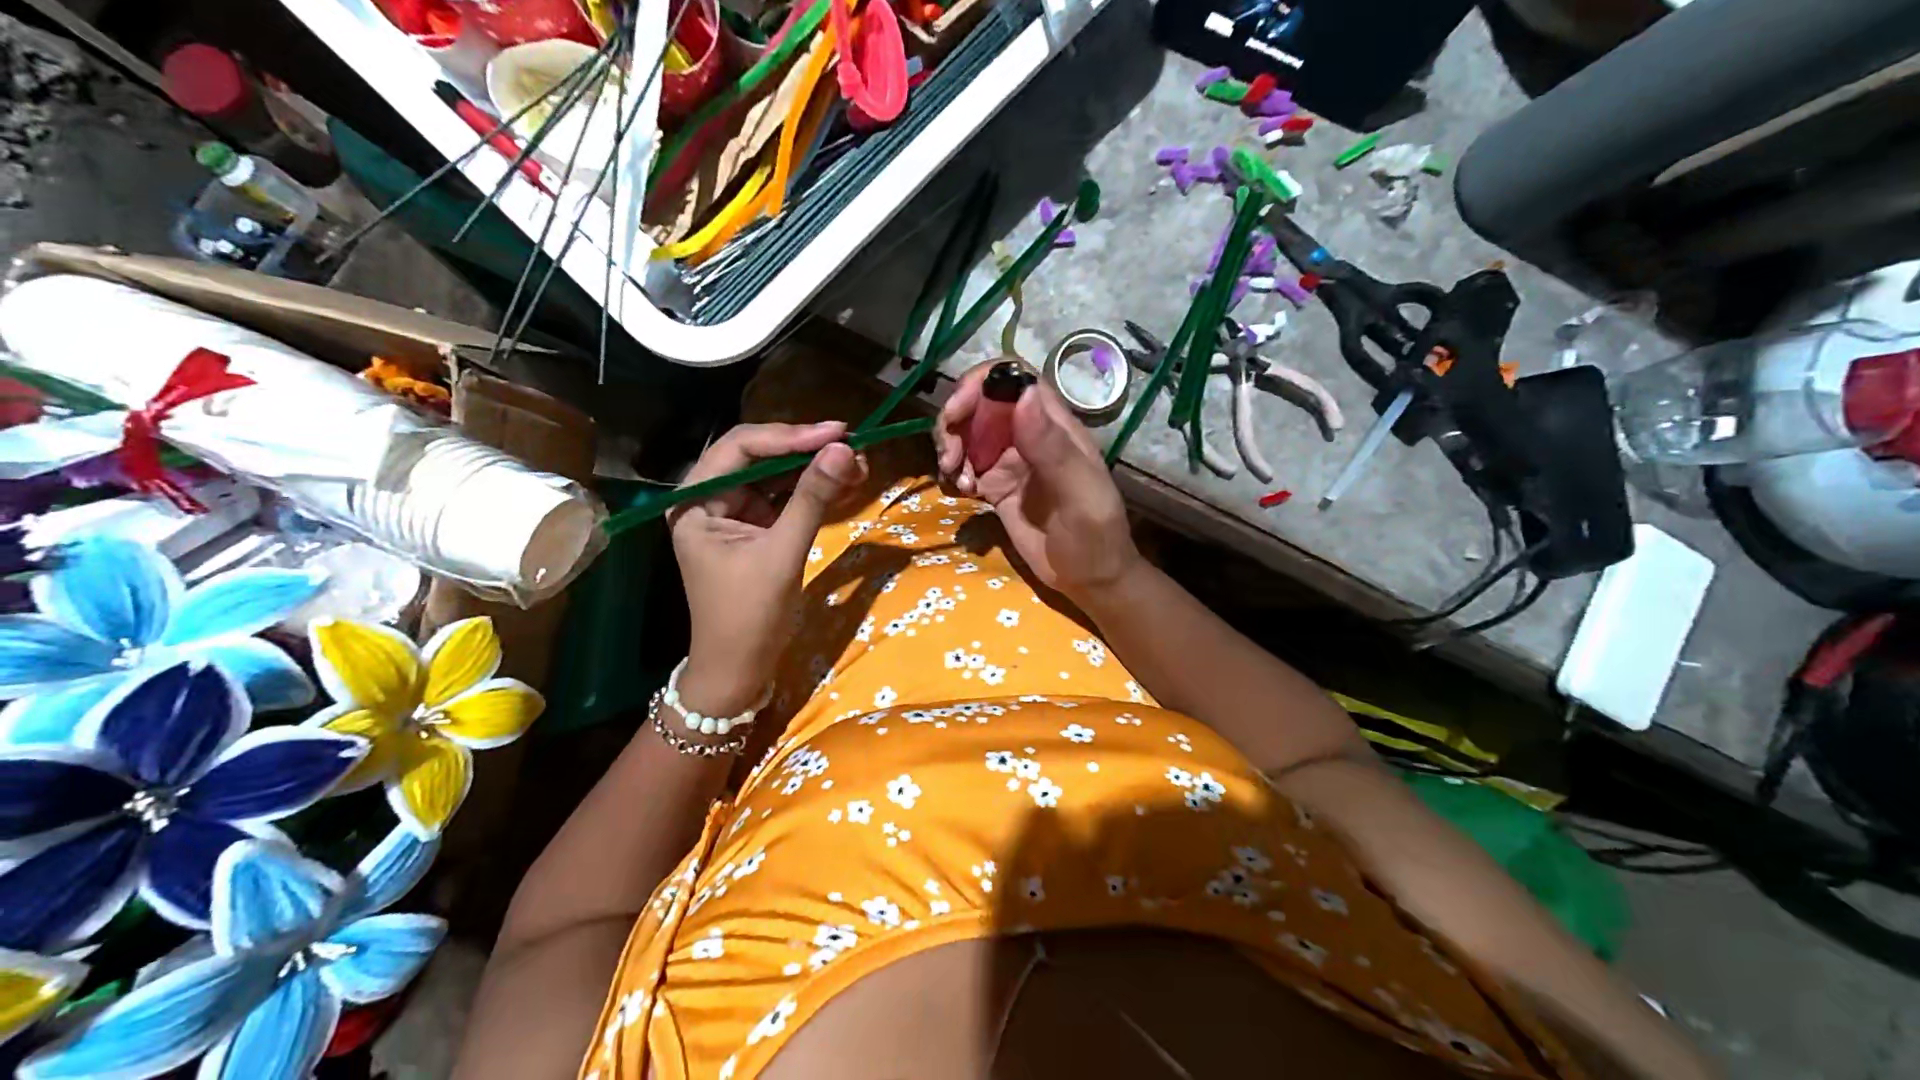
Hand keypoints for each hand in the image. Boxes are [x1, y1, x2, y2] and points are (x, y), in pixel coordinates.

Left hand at [669, 422, 867, 714]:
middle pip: (760, 457)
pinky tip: (847, 484)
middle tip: (854, 445)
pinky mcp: (755, 529)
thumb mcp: (782, 553)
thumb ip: (812, 499)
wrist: (739, 671)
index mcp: (696, 500)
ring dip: (816, 470)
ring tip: (859, 463)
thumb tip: (844, 450)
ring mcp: (733, 514)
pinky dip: (814, 492)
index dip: (791, 436)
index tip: (838, 432)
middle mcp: (710, 498)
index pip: (741, 447)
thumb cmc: (748, 616)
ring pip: (777, 476)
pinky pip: (785, 499)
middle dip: (807, 452)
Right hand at [935, 364, 1141, 600]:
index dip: (981, 383)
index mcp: (1053, 426)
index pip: (1014, 379)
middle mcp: (1028, 435)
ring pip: (967, 431)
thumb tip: (1020, 396)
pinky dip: (954, 472)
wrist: (1090, 580)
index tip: (957, 410)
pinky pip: (965, 465)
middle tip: (948, 455)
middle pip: (981, 401)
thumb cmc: (1095, 537)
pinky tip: (962, 493)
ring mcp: (1010, 460)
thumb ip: (1052, 448)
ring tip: (954, 477)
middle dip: (955, 418)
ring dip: (950, 445)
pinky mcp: (995, 486)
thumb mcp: (1080, 495)